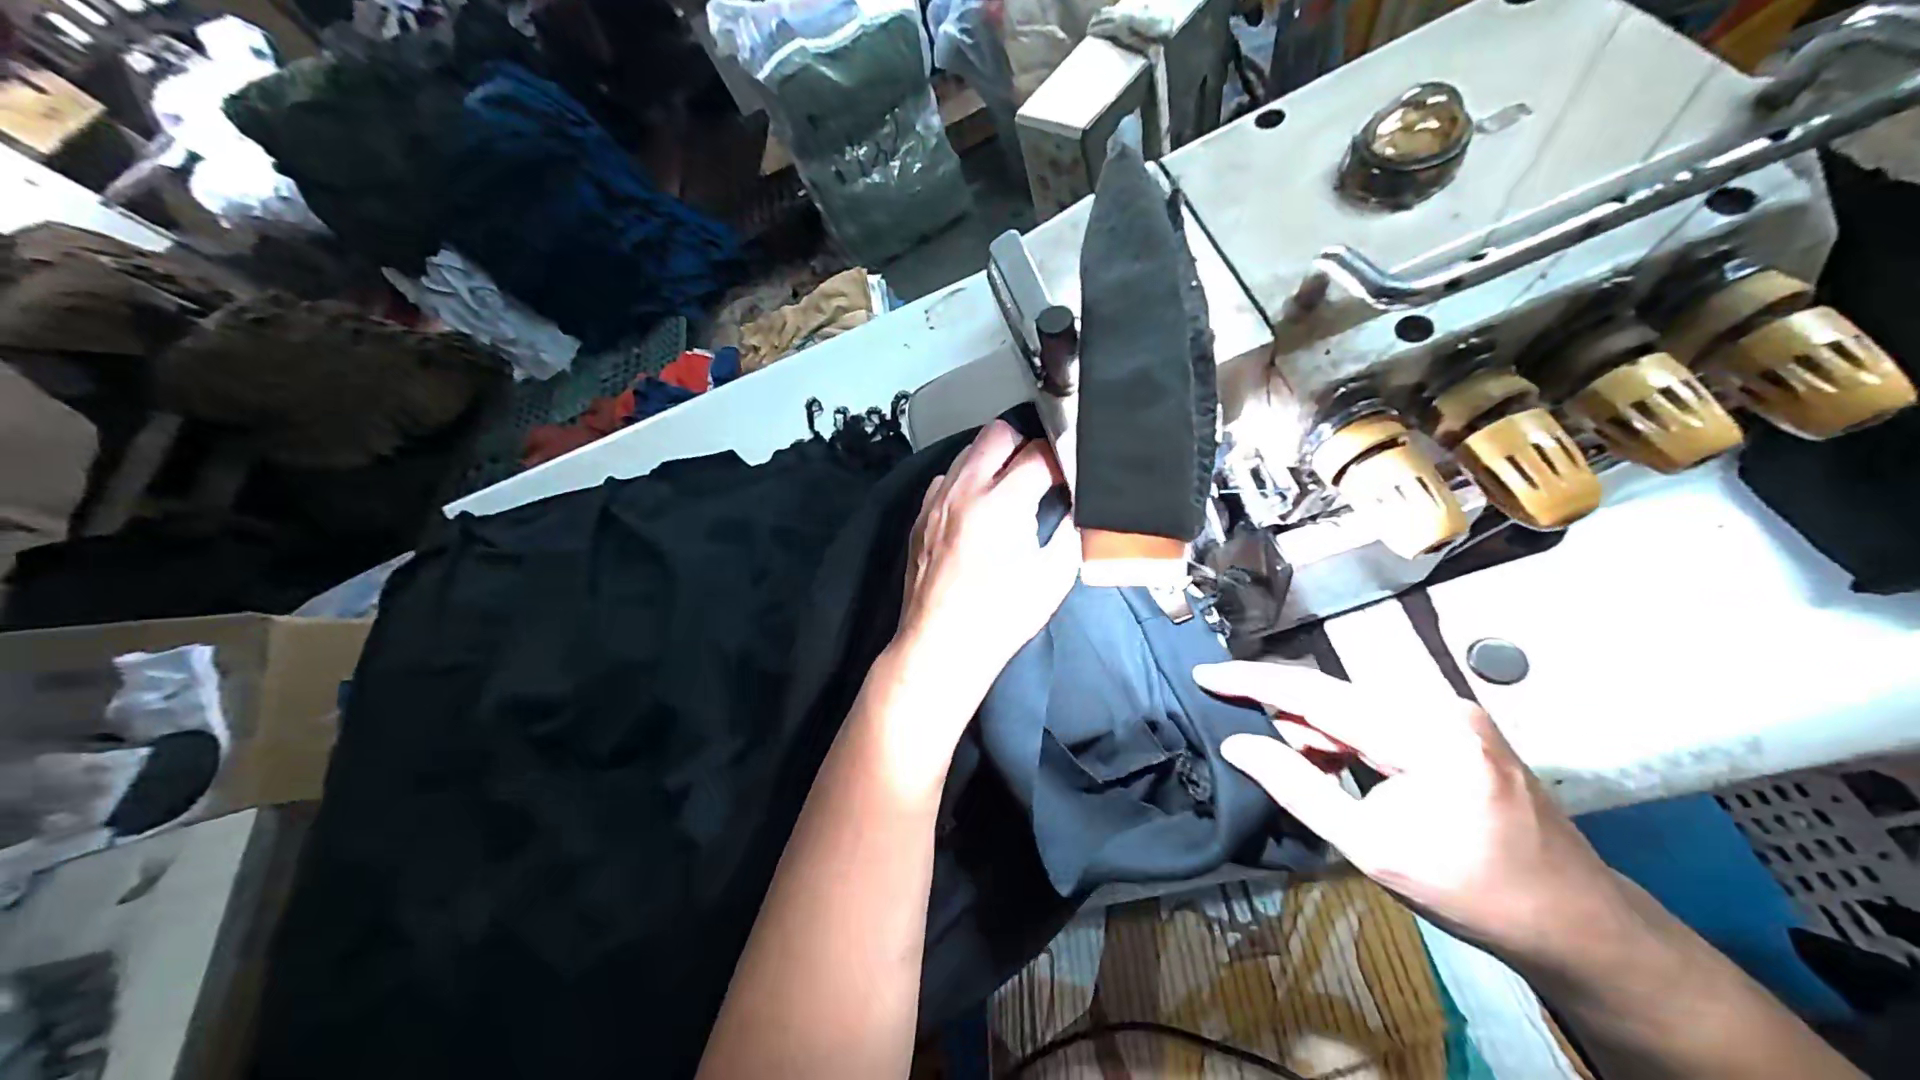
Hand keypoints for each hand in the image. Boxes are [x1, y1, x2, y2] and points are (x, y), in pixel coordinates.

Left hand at [893, 420, 1079, 698]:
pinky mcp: (921, 517)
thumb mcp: (1053, 577)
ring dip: (994, 457)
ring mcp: (937, 501)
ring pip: (967, 450)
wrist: (941, 645)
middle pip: (998, 433)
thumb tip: (1076, 510)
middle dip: (1026, 442)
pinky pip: (946, 477)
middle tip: (1041, 468)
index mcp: (1002, 504)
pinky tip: (979, 504)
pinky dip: (967, 479)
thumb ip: (1070, 533)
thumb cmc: (999, 617)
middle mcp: (964, 491)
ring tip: (1012, 484)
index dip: (1061, 460)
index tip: (1069, 475)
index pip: (1039, 454)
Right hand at [1194, 661, 1630, 965]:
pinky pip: (1378, 715)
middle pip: (1332, 694)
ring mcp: (1452, 711)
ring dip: (1317, 731)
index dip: (1251, 681)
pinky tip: (1340, 766)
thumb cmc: (1472, 892)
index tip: (1204, 674)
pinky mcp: (1456, 724)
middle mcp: (1439, 705)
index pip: (1315, 692)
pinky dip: (1346, 737)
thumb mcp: (1369, 847)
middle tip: (1257, 752)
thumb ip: (1296, 787)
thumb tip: (1237, 745)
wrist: (1575, 921)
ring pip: (1352, 704)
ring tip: (1307, 772)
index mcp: (1423, 732)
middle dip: (1287, 718)